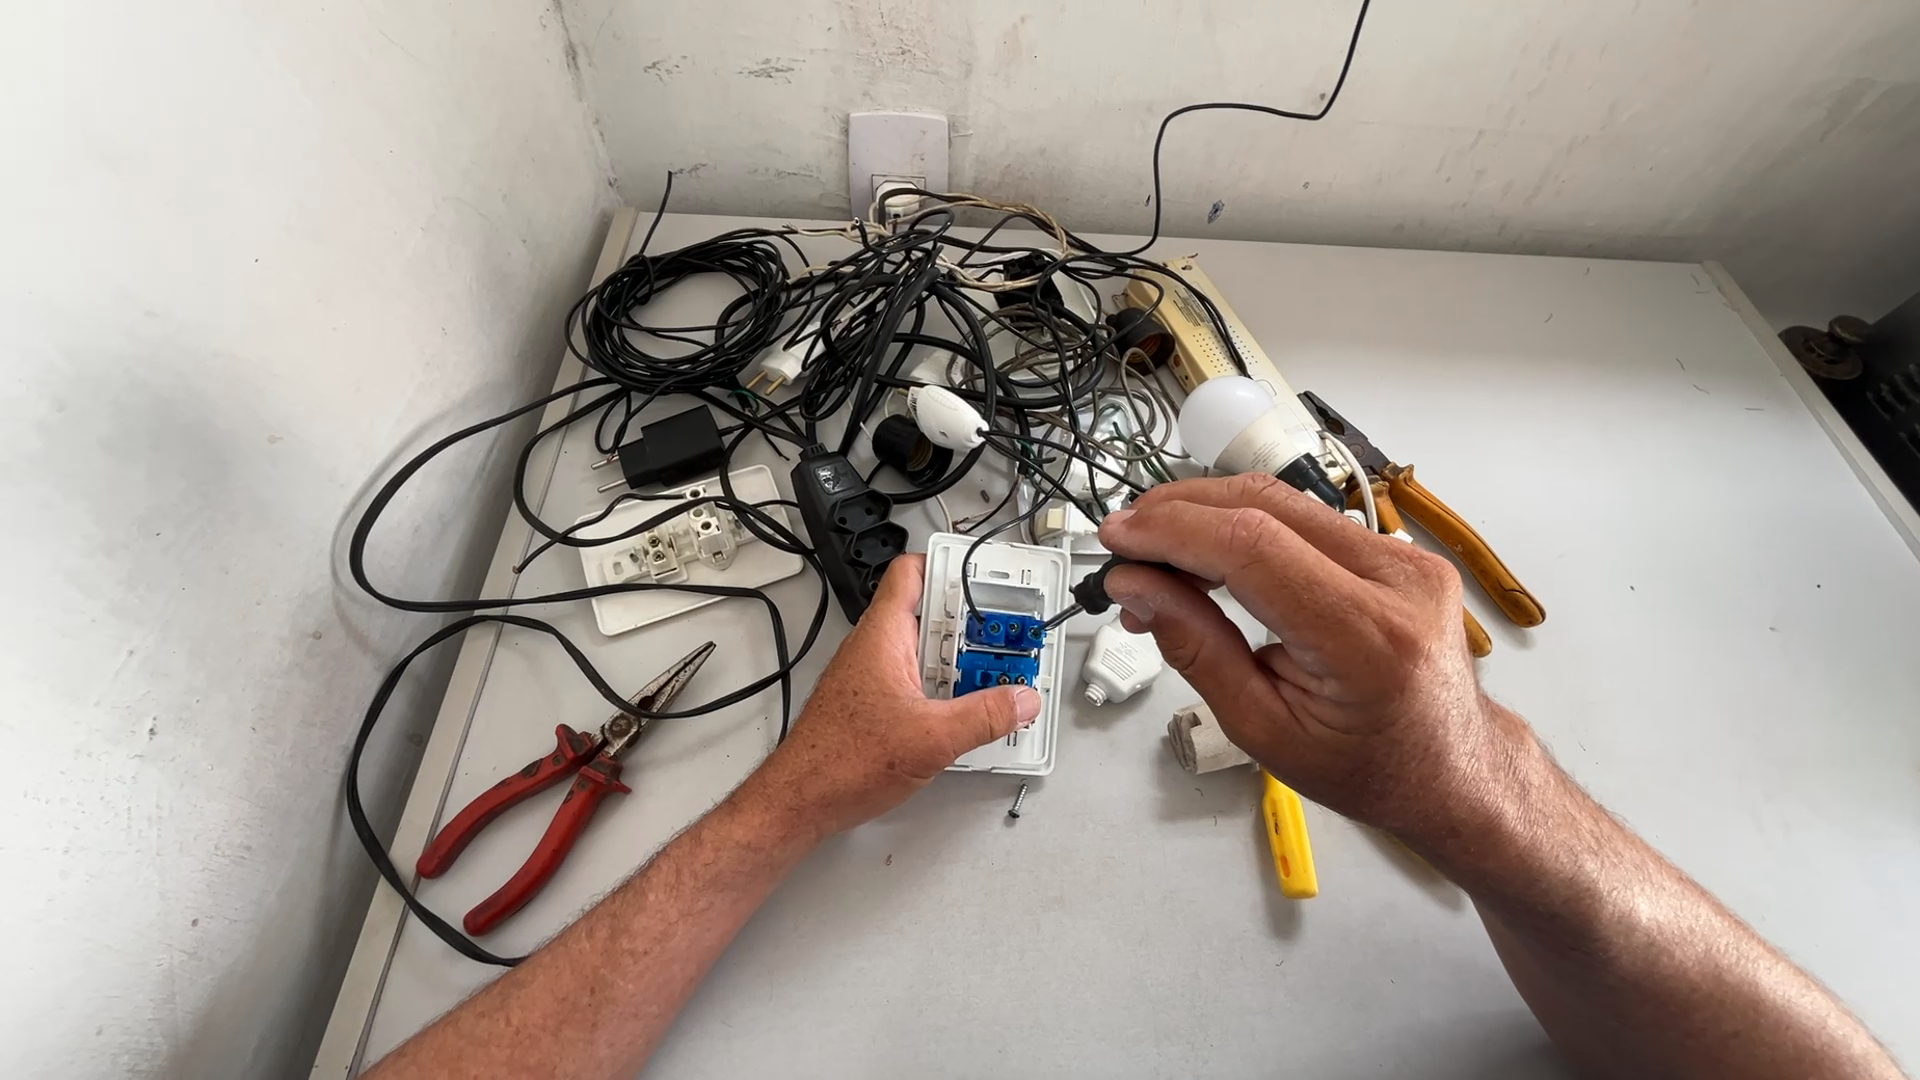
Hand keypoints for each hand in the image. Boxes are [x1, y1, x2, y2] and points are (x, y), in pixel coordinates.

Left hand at [743, 554, 1041, 837]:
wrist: (801, 801)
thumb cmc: (839, 761)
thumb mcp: (931, 739)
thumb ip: (984, 717)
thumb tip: (1021, 700)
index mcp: (884, 635)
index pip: (912, 571)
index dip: (949, 566)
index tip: (988, 580)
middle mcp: (876, 647)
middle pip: (929, 613)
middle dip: (969, 624)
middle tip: (1004, 639)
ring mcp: (874, 674)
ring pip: (925, 649)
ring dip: (958, 661)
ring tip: (993, 677)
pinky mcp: (874, 701)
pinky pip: (916, 679)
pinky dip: (943, 688)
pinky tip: (963, 712)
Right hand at [1097, 473, 1526, 839]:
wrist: (1452, 765)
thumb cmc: (1361, 766)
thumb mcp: (1261, 727)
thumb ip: (1195, 648)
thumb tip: (1134, 586)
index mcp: (1367, 639)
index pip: (1252, 548)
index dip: (1172, 532)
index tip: (1115, 539)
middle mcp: (1396, 579)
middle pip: (1264, 504)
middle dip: (1178, 511)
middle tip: (1124, 540)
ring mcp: (1402, 554)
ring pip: (1278, 499)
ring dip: (1201, 514)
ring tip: (1153, 556)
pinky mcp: (1392, 548)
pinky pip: (1297, 516)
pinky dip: (1234, 526)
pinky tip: (1200, 556)